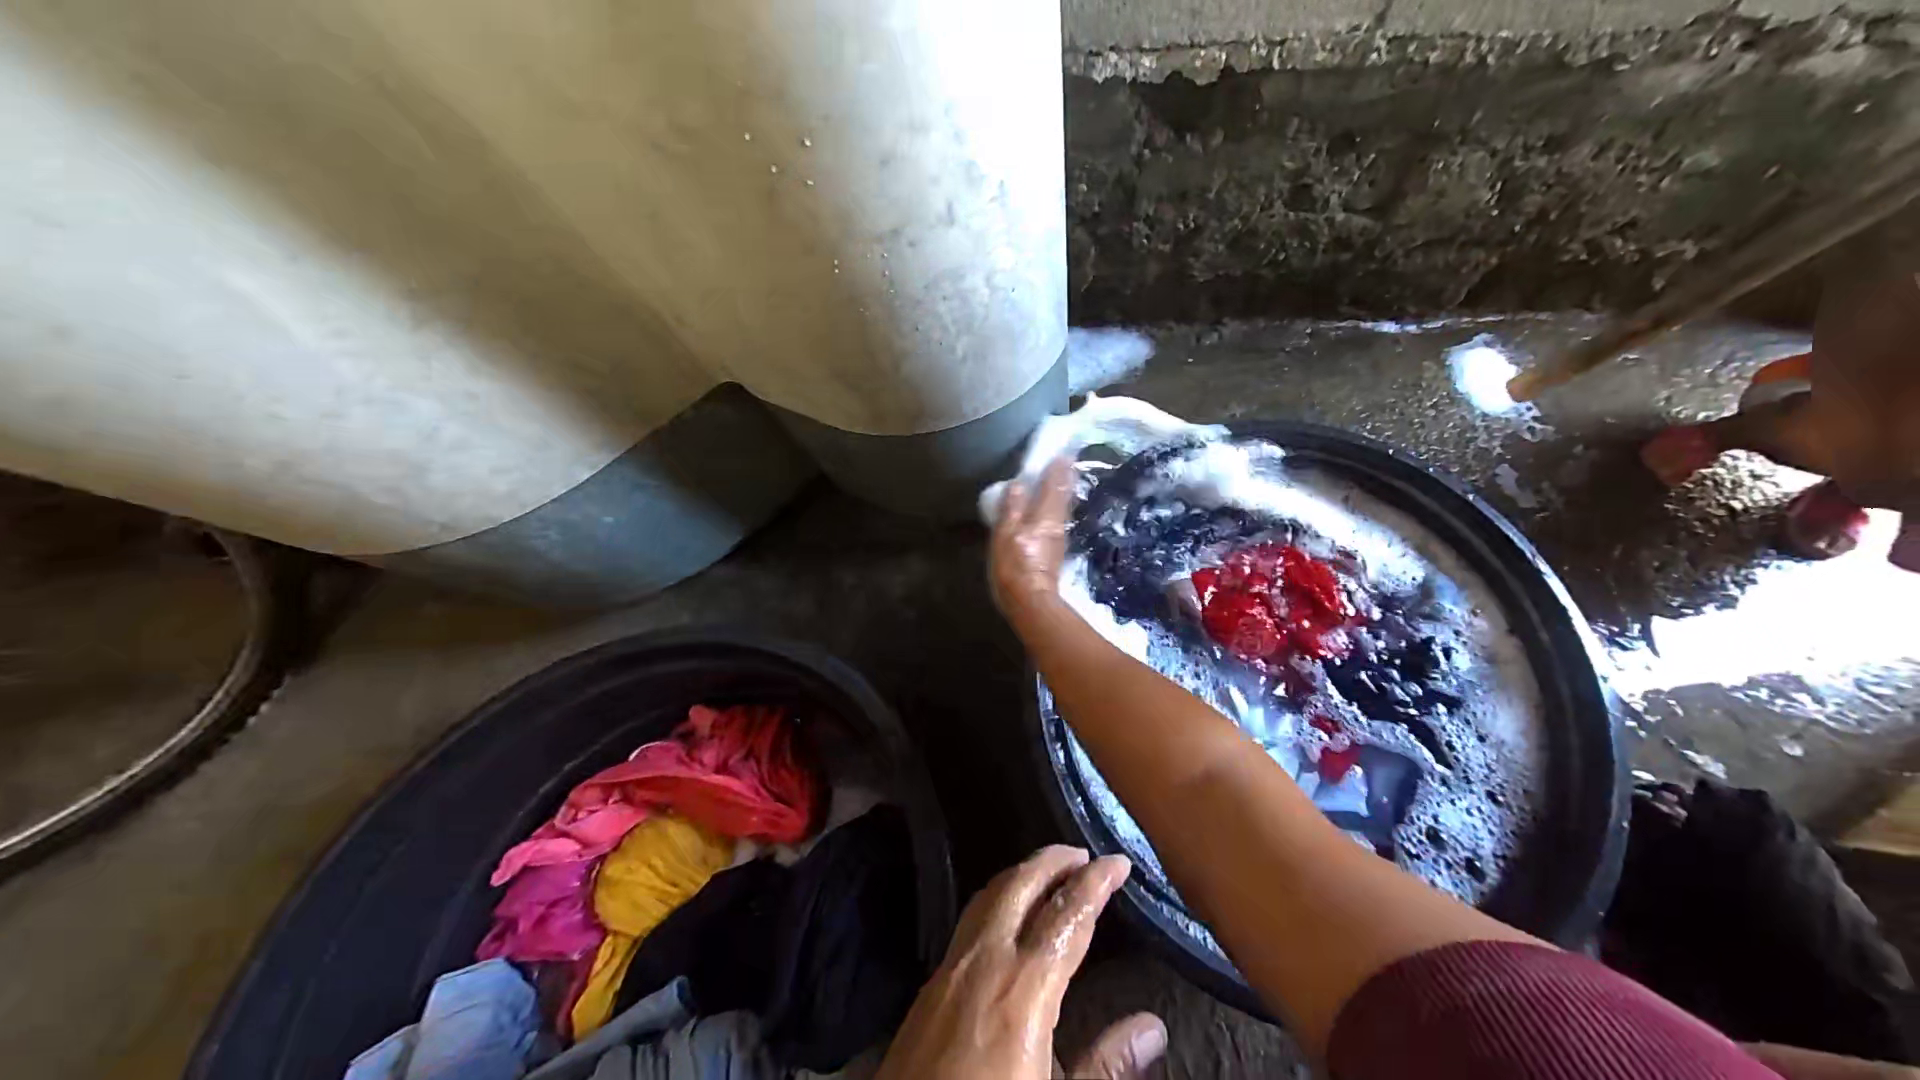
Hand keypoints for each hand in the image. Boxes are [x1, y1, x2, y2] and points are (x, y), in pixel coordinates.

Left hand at [875, 846, 1166, 1079]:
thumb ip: (1107, 1063)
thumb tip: (1152, 1027)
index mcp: (1023, 988)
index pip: (1067, 916)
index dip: (1095, 884)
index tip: (1118, 861)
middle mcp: (985, 960)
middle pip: (1020, 886)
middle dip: (1052, 861)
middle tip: (1083, 854)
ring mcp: (952, 966)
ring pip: (989, 895)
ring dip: (1023, 874)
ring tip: (1050, 872)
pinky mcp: (932, 981)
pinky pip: (971, 918)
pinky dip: (997, 898)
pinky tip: (1006, 914)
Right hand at [990, 457, 1075, 626]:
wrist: (1031, 602)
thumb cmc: (1014, 567)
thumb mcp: (1005, 536)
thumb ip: (1012, 509)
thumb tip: (1019, 484)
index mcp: (1044, 516)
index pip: (1053, 486)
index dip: (1057, 469)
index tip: (1063, 453)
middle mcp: (1057, 524)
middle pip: (1063, 495)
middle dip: (1065, 478)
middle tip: (1068, 461)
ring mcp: (1059, 538)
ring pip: (1064, 507)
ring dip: (1064, 491)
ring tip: (1064, 478)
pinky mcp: (1056, 551)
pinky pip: (1059, 519)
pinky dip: (1059, 507)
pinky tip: (1056, 507)